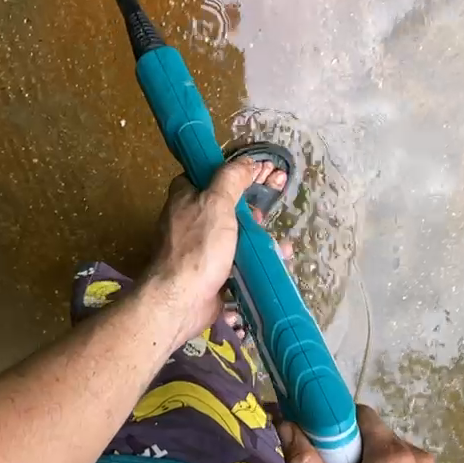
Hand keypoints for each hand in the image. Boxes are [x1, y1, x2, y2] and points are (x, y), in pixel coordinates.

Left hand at [140, 156, 283, 341]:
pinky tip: (276, 264)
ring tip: (281, 247)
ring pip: (235, 238)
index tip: (261, 175)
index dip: (236, 173)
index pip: (210, 175)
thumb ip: (231, 179)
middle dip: (252, 210)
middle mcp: (190, 221)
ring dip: (260, 240)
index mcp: (185, 197)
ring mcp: (200, 249)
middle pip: (226, 208)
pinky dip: (257, 263)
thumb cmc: (198, 247)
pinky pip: (237, 263)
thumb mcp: (216, 203)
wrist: (182, 300)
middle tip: (268, 213)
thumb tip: (248, 162)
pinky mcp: (211, 274)